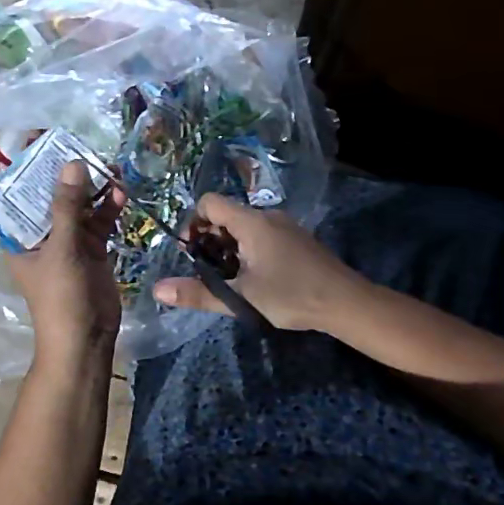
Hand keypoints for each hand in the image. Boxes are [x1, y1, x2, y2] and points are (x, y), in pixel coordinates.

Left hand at [6, 161, 126, 358]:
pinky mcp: (92, 250)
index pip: (18, 193)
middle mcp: (41, 235)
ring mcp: (69, 242)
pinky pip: (99, 222)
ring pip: (80, 206)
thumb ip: (67, 207)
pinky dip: (109, 208)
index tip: (41, 137)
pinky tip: (121, 192)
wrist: (85, 339)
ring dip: (94, 188)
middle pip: (52, 195)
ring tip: (110, 165)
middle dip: (68, 173)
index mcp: (19, 236)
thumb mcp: (61, 249)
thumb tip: (71, 163)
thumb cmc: (60, 297)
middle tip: (84, 144)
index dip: (28, 167)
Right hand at [153, 194, 364, 331]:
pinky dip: (247, 250)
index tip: (191, 252)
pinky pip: (261, 235)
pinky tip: (254, 279)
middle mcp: (267, 216)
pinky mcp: (296, 240)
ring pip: (243, 227)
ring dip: (228, 248)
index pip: (209, 202)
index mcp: (251, 222)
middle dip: (209, 239)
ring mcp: (284, 227)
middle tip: (208, 271)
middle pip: (225, 215)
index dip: (193, 222)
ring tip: (230, 279)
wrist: (346, 302)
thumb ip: (198, 293)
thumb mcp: (240, 298)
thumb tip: (158, 290)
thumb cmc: (291, 295)